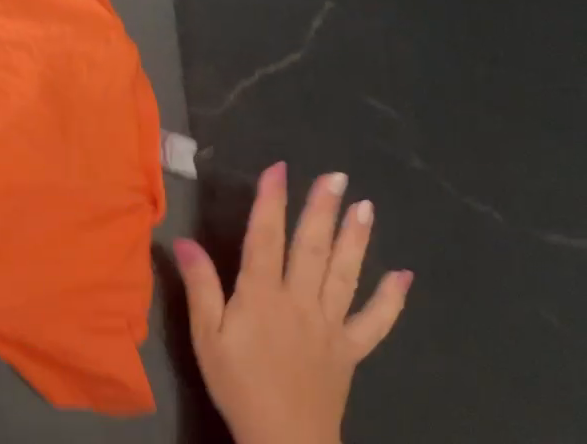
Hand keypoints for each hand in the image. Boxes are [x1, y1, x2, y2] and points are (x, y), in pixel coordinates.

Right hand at [173, 163, 411, 443]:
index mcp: (261, 295)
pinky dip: (391, 299)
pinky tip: (402, 276)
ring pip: (344, 273)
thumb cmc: (238, 383)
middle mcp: (299, 301)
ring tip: (365, 207)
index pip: (265, 237)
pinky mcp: (350, 350)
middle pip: (312, 248)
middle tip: (336, 176)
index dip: (271, 201)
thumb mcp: (206, 335)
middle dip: (322, 209)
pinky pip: (375, 322)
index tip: (279, 169)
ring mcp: (330, 325)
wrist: (285, 440)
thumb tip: (183, 240)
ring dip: (356, 238)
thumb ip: (199, 286)